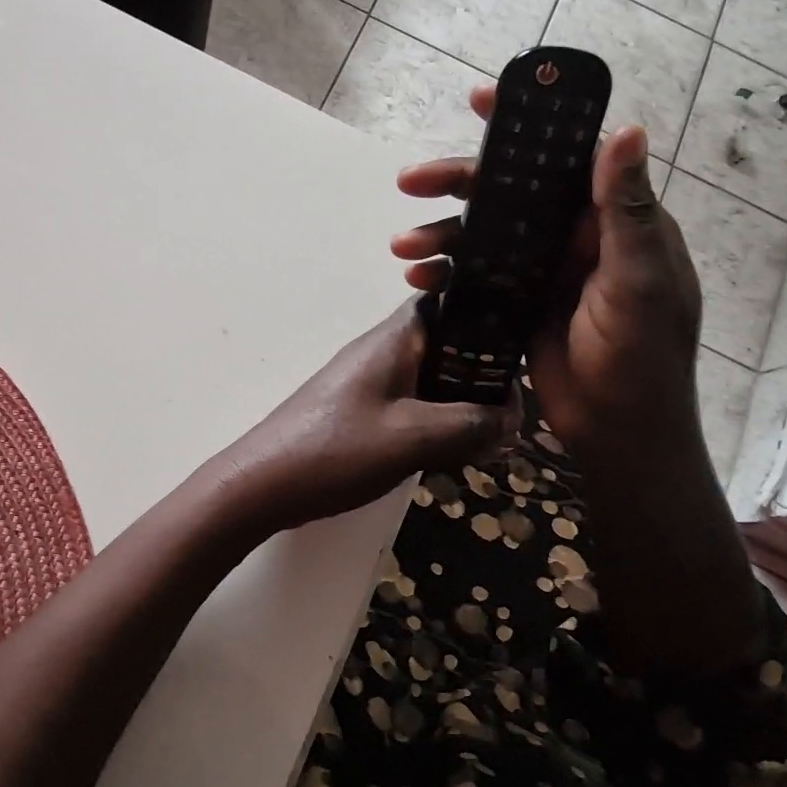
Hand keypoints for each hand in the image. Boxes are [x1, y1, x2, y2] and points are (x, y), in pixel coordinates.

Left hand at [213, 299, 518, 532]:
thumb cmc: (335, 451)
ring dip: (462, 408)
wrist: (261, 486)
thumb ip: (470, 424)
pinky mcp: (362, 412)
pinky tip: (451, 457)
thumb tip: (513, 422)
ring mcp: (370, 381)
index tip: (526, 357)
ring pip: (434, 381)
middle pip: (451, 346)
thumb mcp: (413, 438)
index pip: (456, 301)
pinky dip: (437, 425)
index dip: (494, 321)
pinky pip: (414, 406)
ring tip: (487, 445)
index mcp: (396, 338)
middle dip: (484, 380)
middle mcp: (384, 350)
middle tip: (508, 422)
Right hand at [390, 85, 705, 473]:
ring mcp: (542, 271)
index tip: (481, 101)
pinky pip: (473, 276)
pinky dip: (444, 274)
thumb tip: (626, 128)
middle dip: (458, 183)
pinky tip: (417, 281)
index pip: (568, 155)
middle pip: (510, 192)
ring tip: (402, 248)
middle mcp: (574, 237)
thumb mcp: (638, 281)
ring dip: (440, 234)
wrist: (618, 434)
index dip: (526, 126)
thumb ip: (626, 210)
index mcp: (611, 221)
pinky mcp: (516, 304)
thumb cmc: (642, 358)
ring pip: (483, 234)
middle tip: (409, 180)